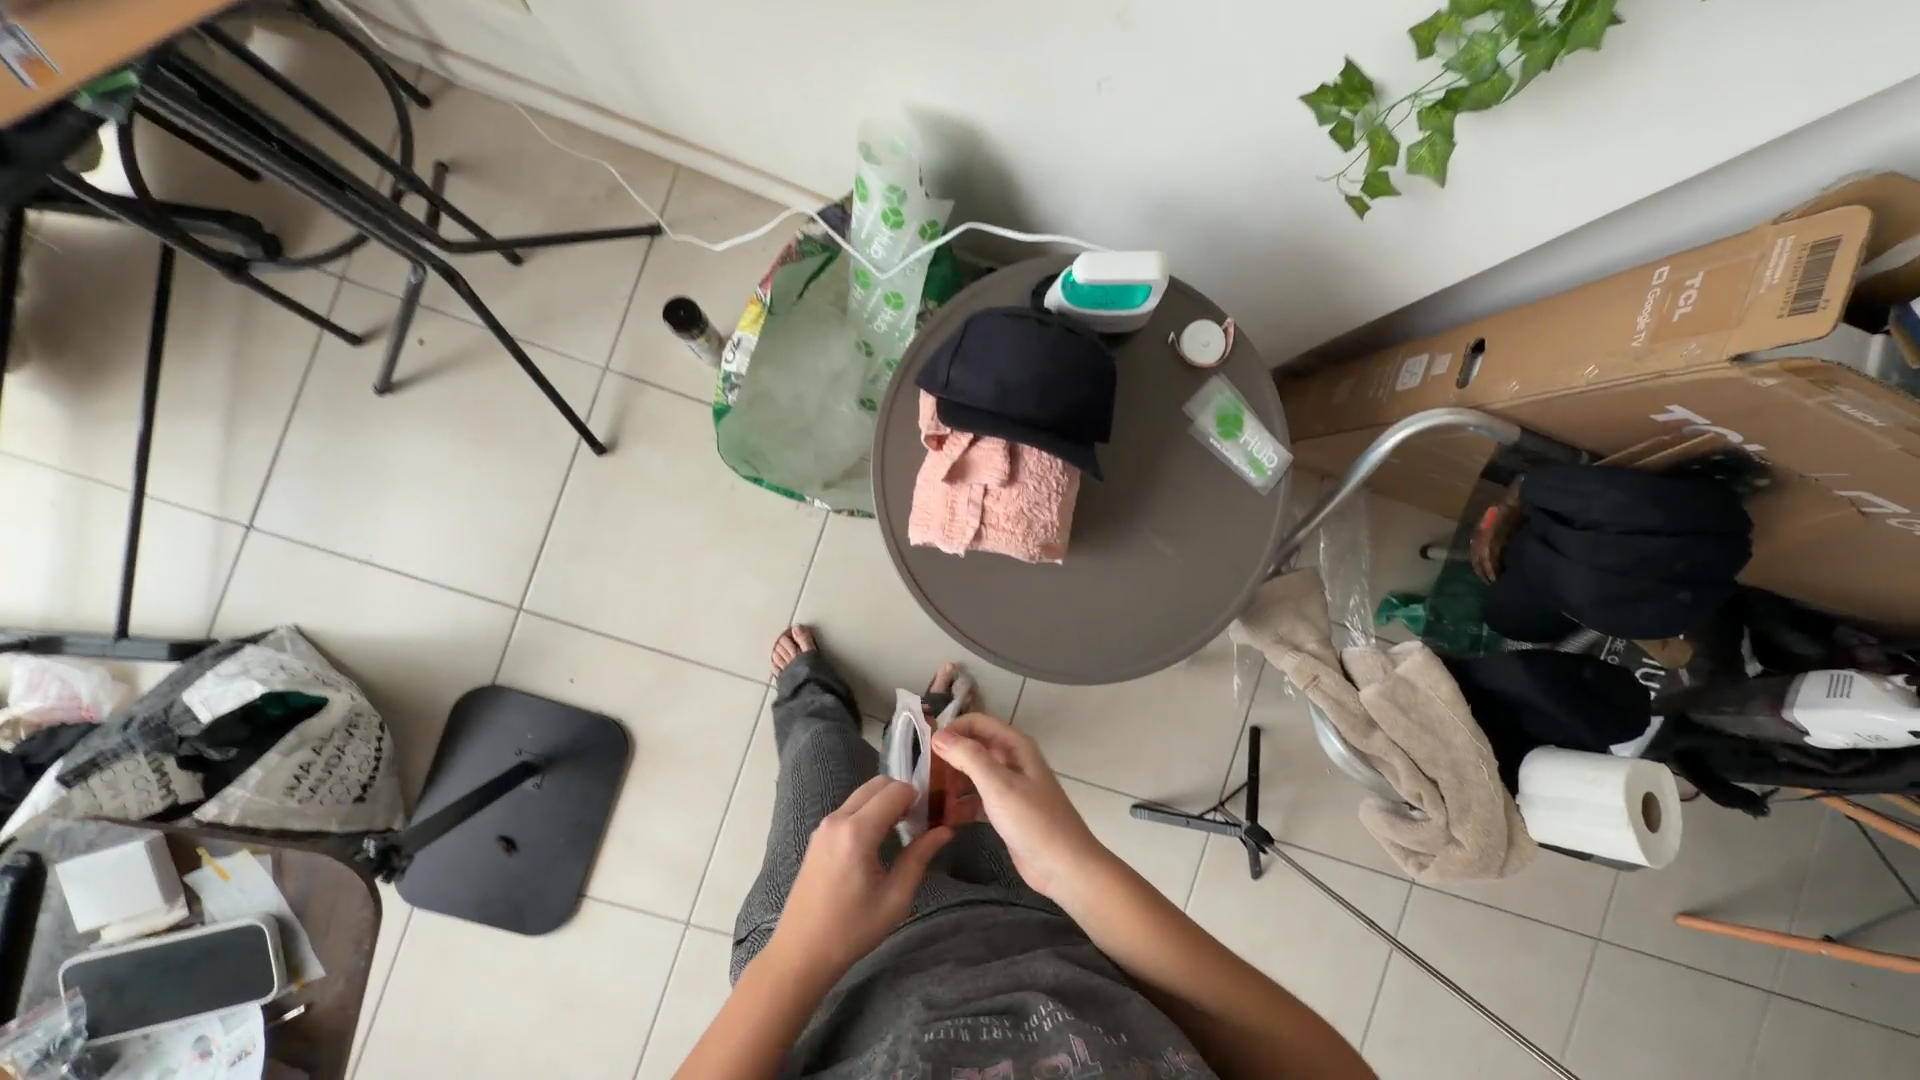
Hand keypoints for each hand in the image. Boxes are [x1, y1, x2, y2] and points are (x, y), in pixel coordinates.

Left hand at [764, 777, 950, 979]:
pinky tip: (878, 843)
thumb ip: (920, 857)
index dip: (918, 798)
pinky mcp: (818, 837)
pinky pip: (850, 809)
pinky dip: (869, 813)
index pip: (895, 791)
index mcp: (857, 832)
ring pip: (862, 795)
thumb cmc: (852, 930)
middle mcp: (837, 819)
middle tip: (918, 824)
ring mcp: (824, 826)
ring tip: (901, 834)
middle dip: (902, 795)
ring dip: (885, 803)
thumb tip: (945, 830)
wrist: (801, 952)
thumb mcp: (895, 898)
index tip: (931, 819)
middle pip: (877, 784)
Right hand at [932, 713, 1113, 901]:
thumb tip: (938, 736)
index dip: (951, 731)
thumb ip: (969, 757)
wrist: (1064, 866)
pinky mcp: (1004, 811)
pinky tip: (942, 818)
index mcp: (1014, 746)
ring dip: (950, 784)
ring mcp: (1008, 787)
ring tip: (925, 798)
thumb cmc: (1034, 821)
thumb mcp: (999, 785)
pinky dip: (960, 806)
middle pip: (972, 748)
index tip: (925, 749)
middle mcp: (1011, 760)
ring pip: (972, 775)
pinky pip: (975, 800)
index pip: (976, 723)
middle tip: (920, 776)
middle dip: (947, 758)